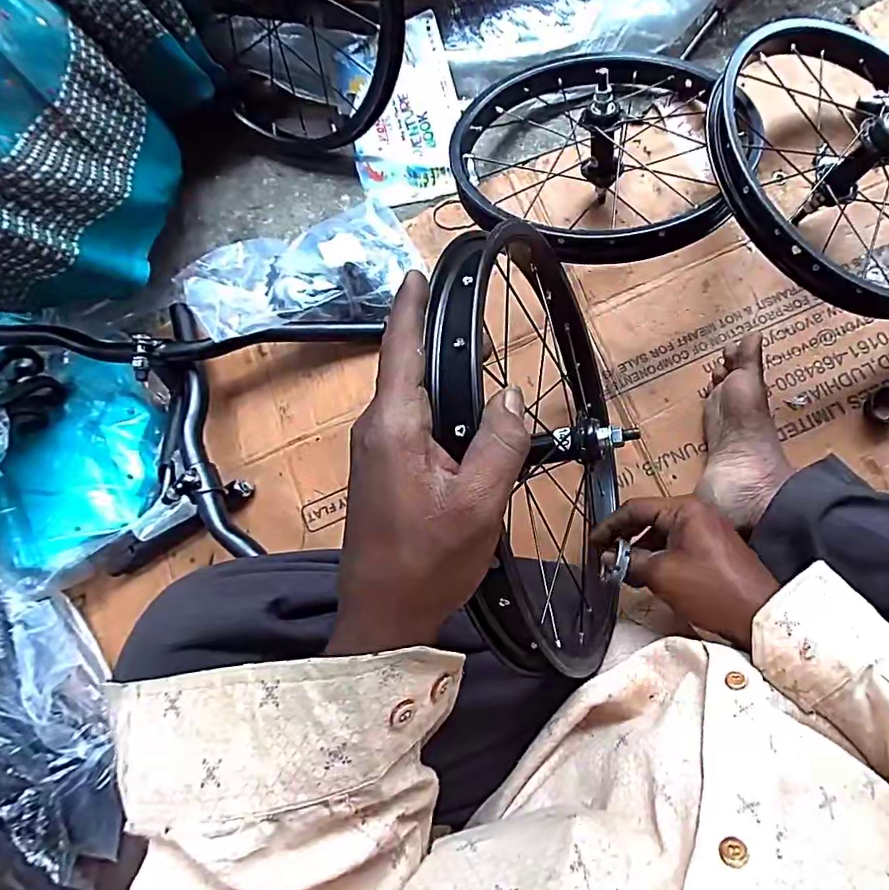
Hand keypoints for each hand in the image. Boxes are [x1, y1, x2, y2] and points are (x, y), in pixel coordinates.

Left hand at [325, 271, 528, 655]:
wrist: (383, 616)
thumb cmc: (427, 562)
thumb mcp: (478, 501)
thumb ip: (500, 442)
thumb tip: (513, 396)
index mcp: (394, 427)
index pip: (401, 349)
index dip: (410, 307)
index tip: (416, 273)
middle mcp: (376, 430)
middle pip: (409, 371)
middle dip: (441, 347)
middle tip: (481, 335)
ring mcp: (374, 451)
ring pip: (413, 400)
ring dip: (446, 385)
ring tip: (483, 377)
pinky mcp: (382, 470)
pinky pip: (413, 426)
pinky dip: (442, 415)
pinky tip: (468, 427)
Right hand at [591, 495, 779, 648]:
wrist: (760, 616)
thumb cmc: (713, 590)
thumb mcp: (662, 574)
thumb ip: (630, 561)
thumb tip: (610, 557)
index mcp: (685, 509)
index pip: (635, 508)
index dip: (610, 526)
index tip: (595, 543)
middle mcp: (698, 512)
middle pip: (648, 519)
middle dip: (625, 539)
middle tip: (606, 557)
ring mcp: (709, 530)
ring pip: (662, 534)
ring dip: (641, 550)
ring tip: (625, 571)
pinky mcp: (715, 548)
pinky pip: (678, 545)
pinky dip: (660, 557)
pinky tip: (650, 576)